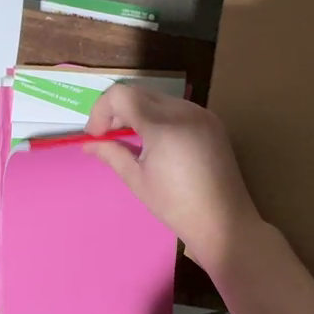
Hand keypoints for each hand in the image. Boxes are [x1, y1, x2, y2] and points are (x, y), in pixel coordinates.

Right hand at [84, 84, 260, 265]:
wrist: (224, 221)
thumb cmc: (175, 205)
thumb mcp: (137, 179)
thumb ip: (112, 153)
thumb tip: (89, 144)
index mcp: (163, 125)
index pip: (121, 95)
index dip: (101, 111)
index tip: (96, 136)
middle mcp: (183, 111)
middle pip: (138, 92)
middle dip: (116, 110)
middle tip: (107, 136)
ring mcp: (201, 113)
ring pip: (157, 97)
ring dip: (136, 111)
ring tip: (129, 139)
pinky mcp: (211, 121)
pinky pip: (175, 107)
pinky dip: (156, 116)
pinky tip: (154, 141)